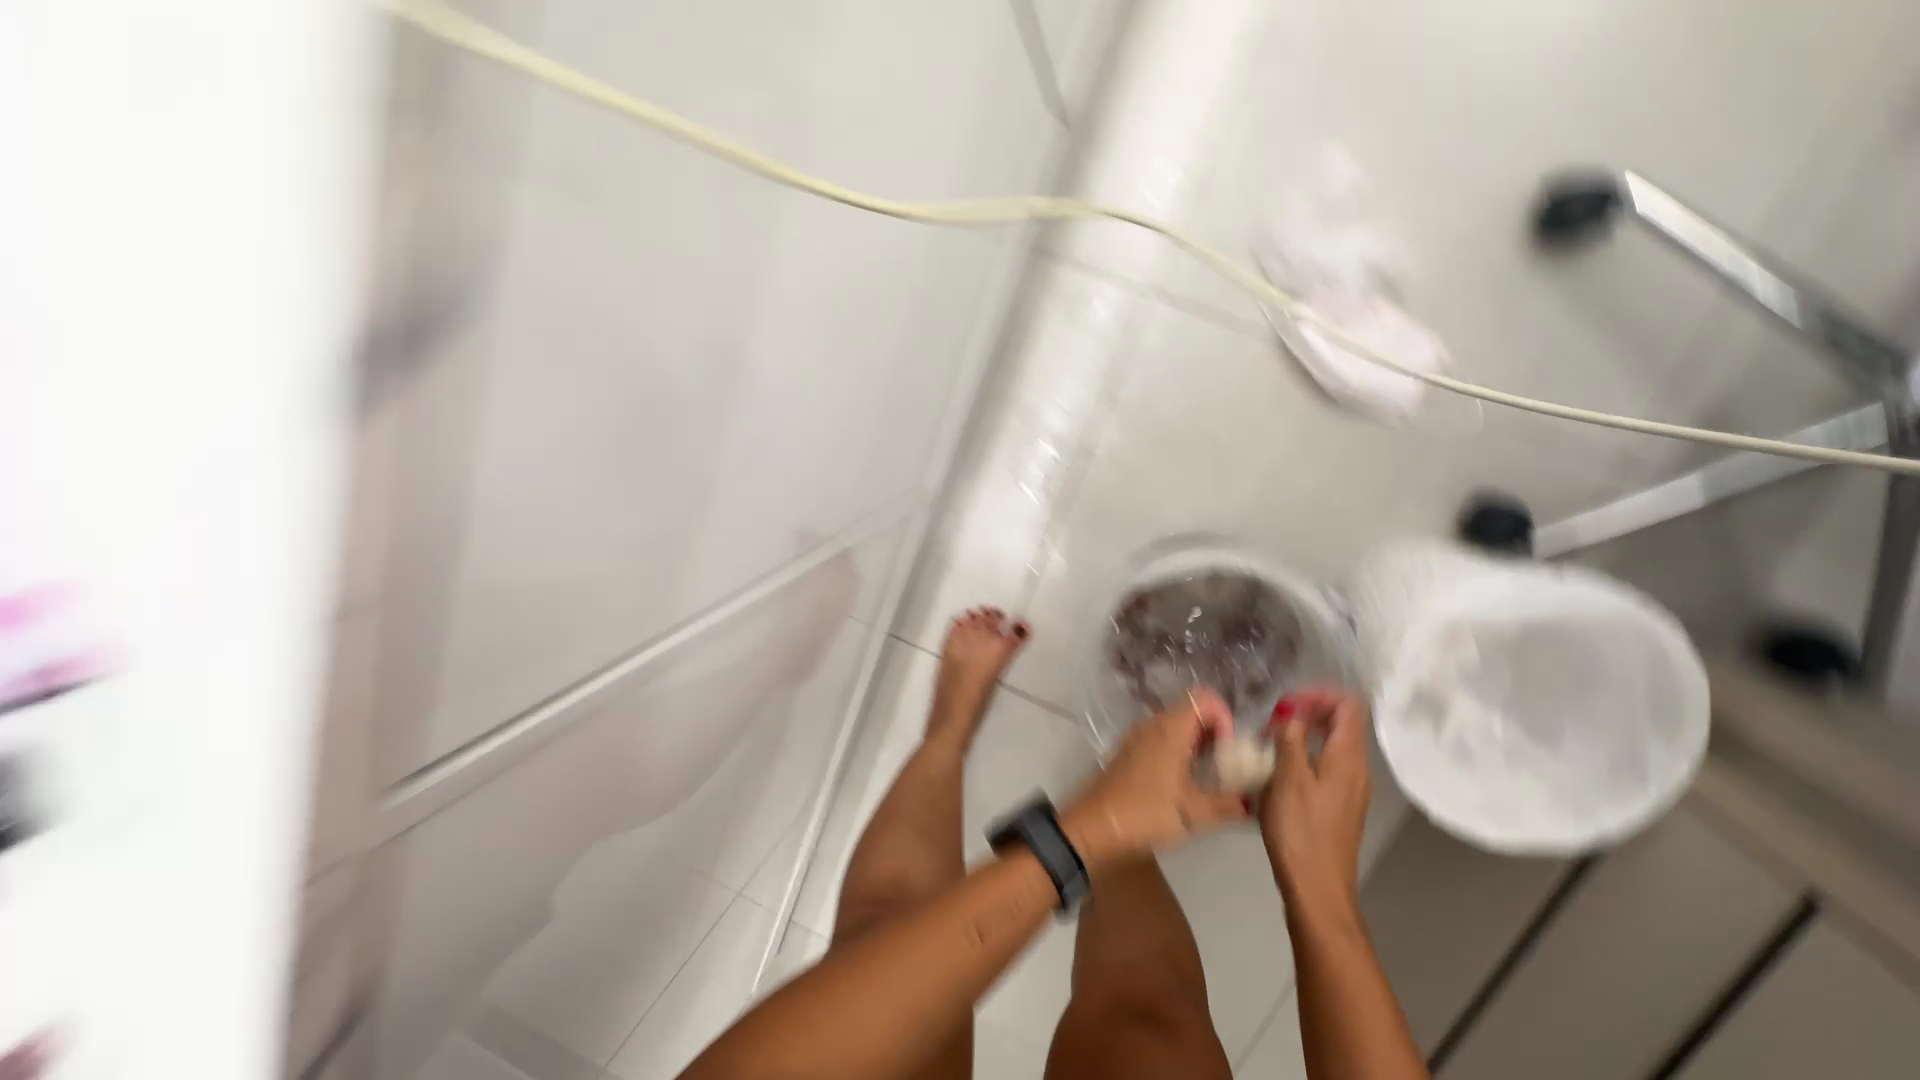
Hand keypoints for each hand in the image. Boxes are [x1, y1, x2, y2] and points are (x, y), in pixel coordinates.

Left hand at [1060, 689, 1249, 867]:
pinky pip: (1160, 740)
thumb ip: (1230, 803)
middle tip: (1224, 769)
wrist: (1093, 828)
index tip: (1228, 752)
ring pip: (1176, 726)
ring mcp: (1137, 737)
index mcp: (1170, 728)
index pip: (1207, 698)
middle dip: (1215, 734)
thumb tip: (1254, 802)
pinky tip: (1182, 785)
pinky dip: (1177, 753)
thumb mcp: (1195, 813)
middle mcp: (1152, 724)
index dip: (1226, 719)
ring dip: (1196, 745)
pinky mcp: (1127, 753)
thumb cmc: (1146, 814)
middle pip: (1192, 711)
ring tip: (1207, 779)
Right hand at [1259, 687, 1372, 918]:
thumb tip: (1292, 713)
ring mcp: (1350, 790)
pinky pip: (1326, 768)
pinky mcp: (1339, 807)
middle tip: (1271, 724)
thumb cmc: (1300, 831)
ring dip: (1302, 737)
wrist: (1317, 888)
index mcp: (1349, 758)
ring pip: (1332, 747)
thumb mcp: (1287, 778)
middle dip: (1306, 714)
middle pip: (1341, 724)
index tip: (1285, 705)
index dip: (1318, 695)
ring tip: (1268, 746)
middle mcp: (1357, 770)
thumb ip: (1291, 738)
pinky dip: (1303, 758)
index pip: (1348, 705)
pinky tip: (1276, 774)